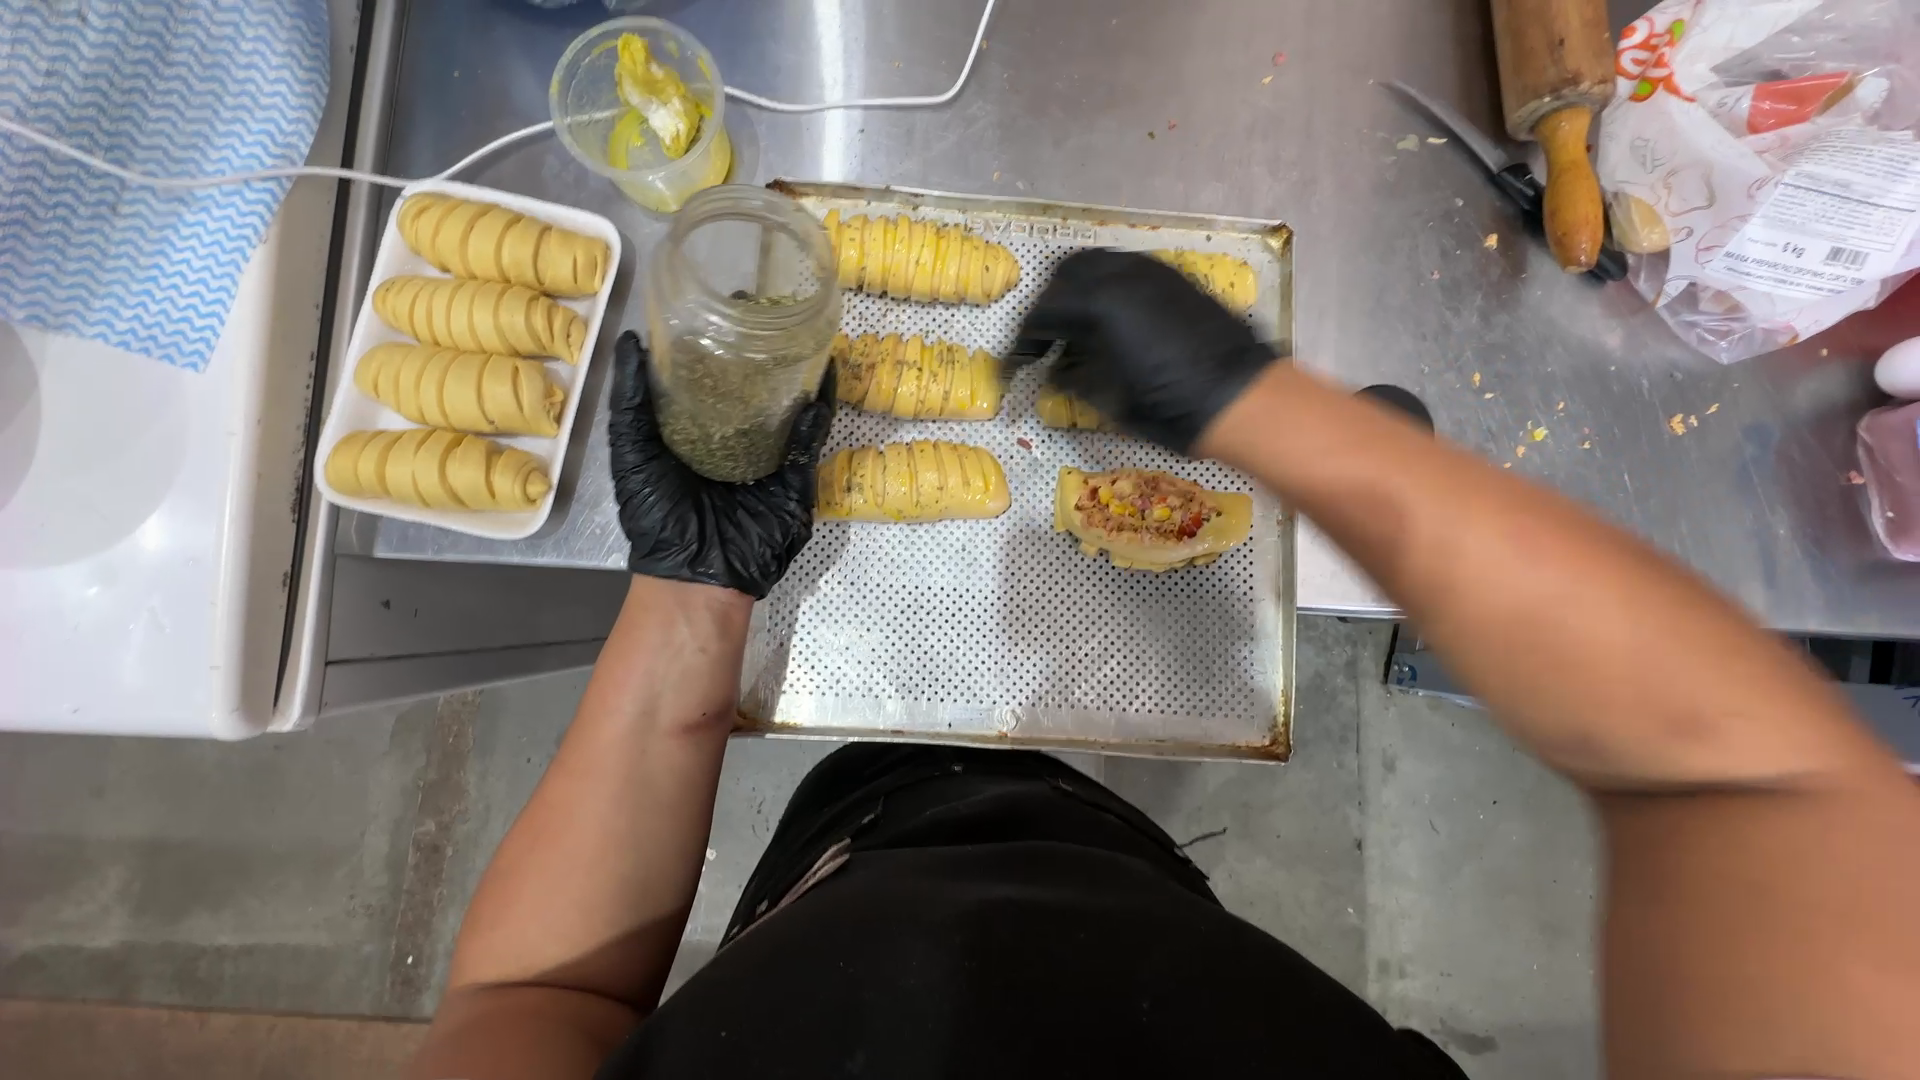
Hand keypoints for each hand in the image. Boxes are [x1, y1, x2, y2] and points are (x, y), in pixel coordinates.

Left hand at [607, 331, 832, 598]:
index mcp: (697, 434)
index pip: (714, 380)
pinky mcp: (794, 481)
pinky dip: (817, 417)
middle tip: (774, 311)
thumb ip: (632, 401)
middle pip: (757, 391)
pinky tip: (823, 384)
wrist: (695, 573)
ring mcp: (769, 461)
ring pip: (789, 412)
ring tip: (808, 335)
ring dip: (800, 378)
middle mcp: (736, 442)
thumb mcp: (633, 451)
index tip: (729, 303)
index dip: (722, 344)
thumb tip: (631, 339)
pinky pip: (808, 445)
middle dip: (767, 354)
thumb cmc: (656, 513)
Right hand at [1019, 249, 1275, 453]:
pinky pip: (1127, 273)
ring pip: (1097, 265)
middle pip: (1064, 275)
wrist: (1241, 399)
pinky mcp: (1175, 279)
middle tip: (1045, 342)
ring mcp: (1151, 272)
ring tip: (1078, 332)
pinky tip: (1114, 327)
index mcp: (1097, 303)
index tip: (1017, 367)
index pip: (1041, 314)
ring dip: (1078, 294)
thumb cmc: (1170, 406)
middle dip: (1048, 307)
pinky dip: (1109, 293)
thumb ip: (1073, 376)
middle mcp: (1120, 275)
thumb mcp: (1109, 398)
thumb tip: (1054, 371)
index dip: (1022, 343)